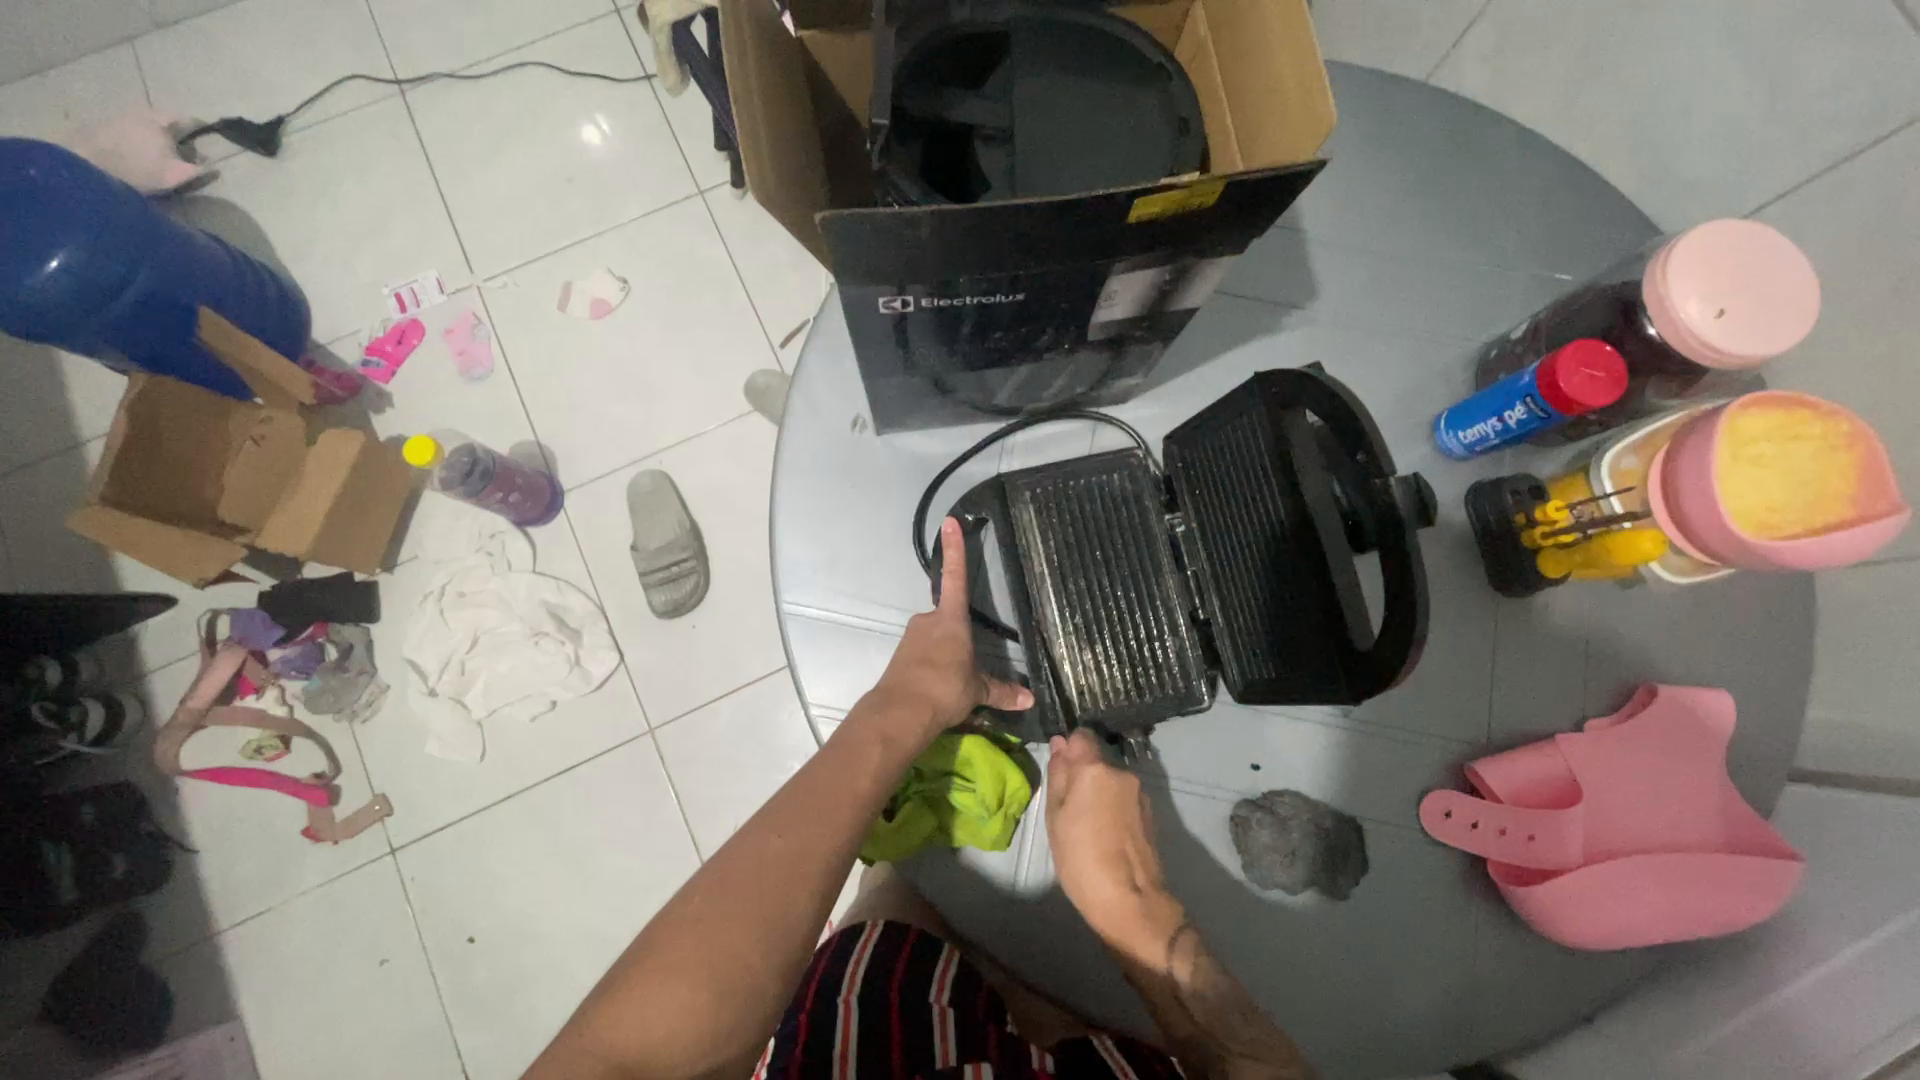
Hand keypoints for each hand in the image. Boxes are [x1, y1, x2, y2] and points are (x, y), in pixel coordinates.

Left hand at [864, 517, 1033, 746]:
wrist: (900, 712)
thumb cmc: (944, 690)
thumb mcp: (977, 690)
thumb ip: (1001, 691)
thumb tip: (1030, 699)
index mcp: (951, 620)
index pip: (956, 577)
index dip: (955, 549)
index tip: (949, 522)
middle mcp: (928, 621)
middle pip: (947, 619)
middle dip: (958, 638)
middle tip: (968, 667)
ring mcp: (911, 638)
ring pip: (933, 640)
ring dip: (944, 656)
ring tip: (954, 685)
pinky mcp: (900, 657)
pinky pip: (922, 657)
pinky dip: (931, 669)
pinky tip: (938, 690)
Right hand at [1046, 730, 1184, 968]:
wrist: (1131, 902)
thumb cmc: (1081, 859)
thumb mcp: (1055, 817)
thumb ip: (1058, 775)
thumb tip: (1060, 744)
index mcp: (1095, 769)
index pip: (1081, 735)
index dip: (1068, 748)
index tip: (1059, 770)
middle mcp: (1122, 773)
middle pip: (1097, 759)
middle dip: (1082, 774)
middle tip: (1068, 806)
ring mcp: (1140, 793)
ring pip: (1111, 779)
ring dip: (1098, 791)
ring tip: (1087, 826)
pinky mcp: (1150, 813)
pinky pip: (1123, 797)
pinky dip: (1113, 807)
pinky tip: (1105, 835)